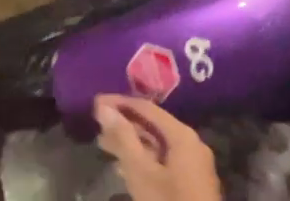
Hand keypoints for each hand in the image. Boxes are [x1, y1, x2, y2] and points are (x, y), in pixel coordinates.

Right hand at [93, 95, 221, 200]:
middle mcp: (191, 145)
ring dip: (131, 146)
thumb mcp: (141, 171)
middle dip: (124, 126)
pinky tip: (124, 170)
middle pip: (153, 127)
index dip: (120, 104)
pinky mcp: (191, 185)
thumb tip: (104, 107)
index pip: (147, 108)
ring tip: (104, 146)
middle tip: (97, 127)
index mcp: (182, 136)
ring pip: (157, 147)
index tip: (96, 104)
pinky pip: (163, 163)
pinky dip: (143, 162)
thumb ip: (123, 137)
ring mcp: (193, 166)